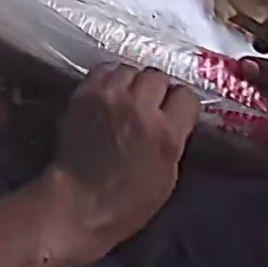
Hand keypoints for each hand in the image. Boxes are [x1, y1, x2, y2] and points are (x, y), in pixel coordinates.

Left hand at [44, 64, 198, 248]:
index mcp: (165, 132)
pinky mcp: (84, 92)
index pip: (186, 96)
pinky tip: (109, 91)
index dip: (182, 102)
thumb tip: (174, 114)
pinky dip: (109, 77)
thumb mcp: (168, 171)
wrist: (81, 197)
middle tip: (151, 102)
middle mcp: (138, 107)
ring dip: (132, 81)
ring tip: (129, 95)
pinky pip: (103, 70)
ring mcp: (108, 96)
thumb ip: (173, 135)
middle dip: (158, 88)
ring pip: (129, 69)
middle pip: (157, 76)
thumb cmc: (130, 197)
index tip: (176, 108)